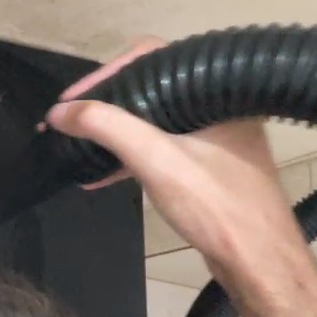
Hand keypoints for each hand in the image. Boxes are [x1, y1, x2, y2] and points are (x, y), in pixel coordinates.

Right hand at [43, 40, 316, 306]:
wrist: (257, 260)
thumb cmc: (215, 205)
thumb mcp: (155, 160)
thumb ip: (107, 128)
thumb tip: (60, 111)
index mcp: (217, 89)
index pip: (151, 56)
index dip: (105, 73)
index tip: (71, 100)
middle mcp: (218, 103)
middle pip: (148, 86)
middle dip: (103, 104)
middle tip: (70, 120)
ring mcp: (214, 133)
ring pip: (151, 117)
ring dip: (112, 131)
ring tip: (76, 146)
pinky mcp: (207, 161)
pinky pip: (158, 143)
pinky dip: (128, 153)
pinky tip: (98, 174)